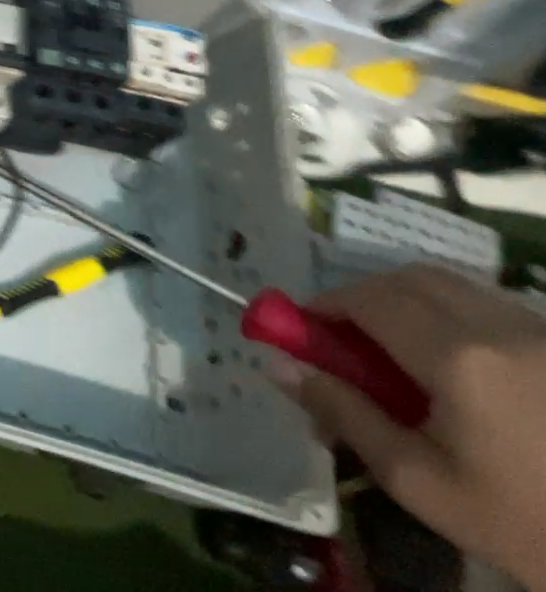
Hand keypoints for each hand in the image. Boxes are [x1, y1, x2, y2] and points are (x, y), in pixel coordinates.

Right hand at [269, 265, 545, 586]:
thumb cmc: (522, 522)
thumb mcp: (416, 479)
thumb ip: (343, 412)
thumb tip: (279, 365)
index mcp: (459, 357)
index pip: (368, 299)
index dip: (322, 305)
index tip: (297, 332)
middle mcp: (505, 330)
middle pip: (412, 279)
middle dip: (363, 297)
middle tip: (342, 340)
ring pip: (457, 290)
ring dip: (410, 305)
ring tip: (398, 355)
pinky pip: (497, 312)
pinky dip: (454, 320)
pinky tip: (455, 370)